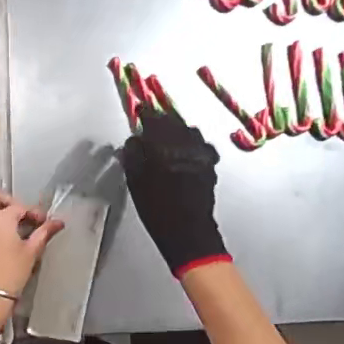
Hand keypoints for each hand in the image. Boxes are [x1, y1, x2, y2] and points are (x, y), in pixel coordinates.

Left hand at [0, 189, 61, 311]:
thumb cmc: (11, 273)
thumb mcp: (31, 252)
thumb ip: (44, 233)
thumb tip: (58, 223)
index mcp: (1, 218)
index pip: (19, 207)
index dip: (33, 212)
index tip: (42, 221)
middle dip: (7, 201)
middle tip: (20, 214)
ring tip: (7, 223)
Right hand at [117, 82, 228, 278]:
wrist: (187, 231)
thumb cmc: (157, 209)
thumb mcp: (135, 182)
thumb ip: (132, 156)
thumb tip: (132, 142)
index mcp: (164, 144)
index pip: (153, 118)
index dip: (144, 114)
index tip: (139, 112)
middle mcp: (186, 142)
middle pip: (173, 122)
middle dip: (161, 123)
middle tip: (150, 128)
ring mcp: (202, 151)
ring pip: (188, 132)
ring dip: (176, 132)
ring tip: (166, 141)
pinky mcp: (210, 163)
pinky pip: (198, 145)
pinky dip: (189, 145)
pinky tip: (183, 155)